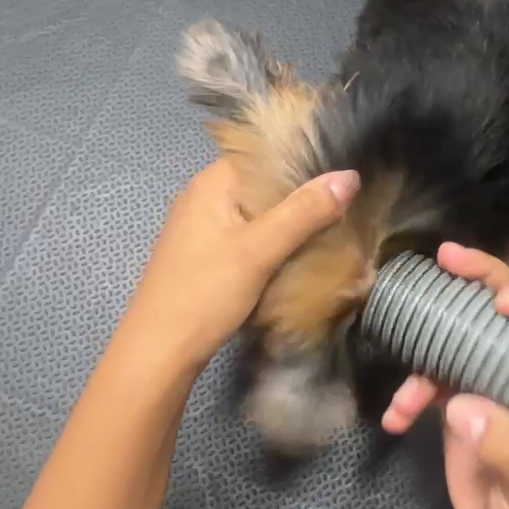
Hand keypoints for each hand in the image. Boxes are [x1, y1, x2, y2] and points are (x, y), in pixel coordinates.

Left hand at [116, 159, 358, 369]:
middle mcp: (205, 197)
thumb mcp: (259, 250)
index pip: (266, 153)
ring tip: (337, 221)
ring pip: (261, 211)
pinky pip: (252, 235)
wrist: (158, 354)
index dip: (305, 157)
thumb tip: (350, 176)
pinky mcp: (209, 255)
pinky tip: (303, 250)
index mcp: (212, 183)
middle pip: (265, 182)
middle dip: (304, 191)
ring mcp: (205, 227)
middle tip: (350, 198)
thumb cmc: (204, 294)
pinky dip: (277, 240)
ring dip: (293, 218)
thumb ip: (304, 212)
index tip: (345, 166)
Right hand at [381, 243, 508, 508]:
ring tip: (409, 392)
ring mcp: (490, 386)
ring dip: (426, 348)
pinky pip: (430, 382)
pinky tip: (395, 420)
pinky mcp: (461, 408)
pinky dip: (409, 394)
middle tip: (444, 260)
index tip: (499, 302)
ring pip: (458, 338)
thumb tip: (464, 407)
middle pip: (499, 307)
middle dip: (474, 279)